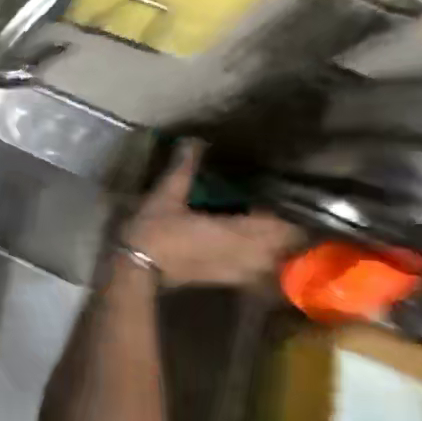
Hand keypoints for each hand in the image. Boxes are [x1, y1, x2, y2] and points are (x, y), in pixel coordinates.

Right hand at [121, 140, 300, 287]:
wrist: (135, 269)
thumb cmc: (151, 232)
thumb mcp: (164, 196)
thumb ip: (184, 169)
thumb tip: (193, 140)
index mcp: (234, 231)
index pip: (281, 225)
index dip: (285, 212)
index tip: (274, 196)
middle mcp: (244, 253)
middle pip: (284, 245)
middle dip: (286, 230)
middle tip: (273, 211)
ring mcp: (237, 270)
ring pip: (275, 262)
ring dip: (277, 248)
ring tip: (268, 233)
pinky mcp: (226, 280)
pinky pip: (258, 274)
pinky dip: (263, 264)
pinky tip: (251, 252)